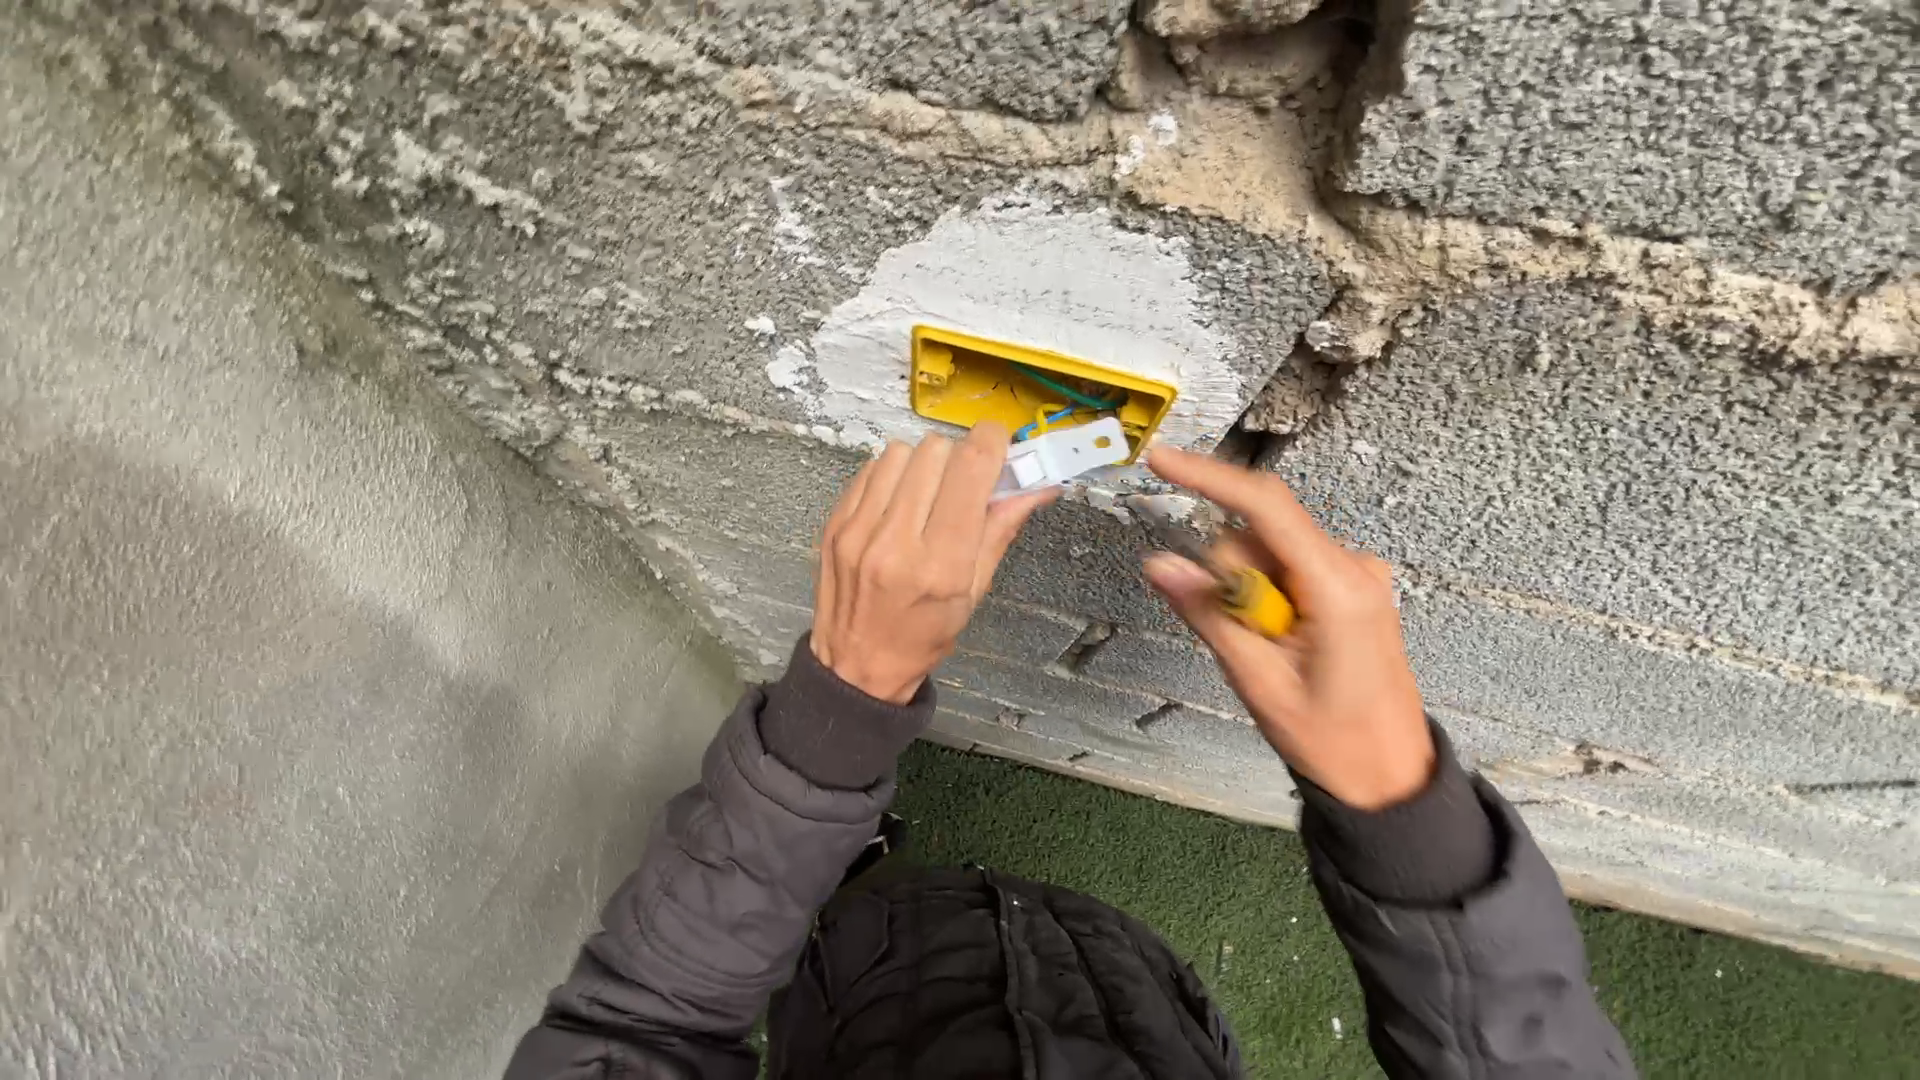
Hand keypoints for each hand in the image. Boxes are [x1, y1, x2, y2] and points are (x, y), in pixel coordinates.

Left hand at [812, 423, 1056, 703]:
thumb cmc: (923, 636)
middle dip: (959, 458)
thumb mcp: (974, 592)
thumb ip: (1001, 529)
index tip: (1000, 444)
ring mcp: (857, 530)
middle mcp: (895, 541)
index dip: (993, 442)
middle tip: (964, 484)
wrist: (856, 665)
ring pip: (900, 451)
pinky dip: (892, 475)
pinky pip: (870, 468)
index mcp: (940, 565)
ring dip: (923, 463)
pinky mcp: (834, 522)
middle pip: (936, 451)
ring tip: (928, 494)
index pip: (970, 470)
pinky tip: (899, 502)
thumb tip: (1038, 485)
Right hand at [1142, 447, 1432, 810]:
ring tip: (1266, 650)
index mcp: (1338, 586)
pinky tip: (1277, 639)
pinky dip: (1262, 596)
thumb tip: (1159, 564)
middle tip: (1242, 639)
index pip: (1265, 508)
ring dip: (1244, 592)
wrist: (1390, 776)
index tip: (1161, 462)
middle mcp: (1352, 566)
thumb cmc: (1333, 739)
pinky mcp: (1345, 586)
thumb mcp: (1258, 680)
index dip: (1208, 478)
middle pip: (1257, 533)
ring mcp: (1352, 574)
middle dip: (1228, 577)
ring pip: (1264, 551)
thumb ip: (1207, 613)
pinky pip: (1281, 567)